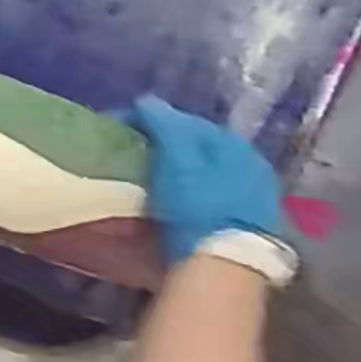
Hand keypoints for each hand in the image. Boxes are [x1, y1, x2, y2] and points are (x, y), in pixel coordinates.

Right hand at [127, 96, 284, 264]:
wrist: (223, 260)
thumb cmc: (197, 206)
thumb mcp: (178, 162)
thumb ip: (166, 128)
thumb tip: (147, 101)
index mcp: (231, 145)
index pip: (184, 120)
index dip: (147, 118)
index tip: (113, 125)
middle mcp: (246, 161)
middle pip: (195, 141)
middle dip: (160, 138)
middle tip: (124, 143)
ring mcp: (247, 188)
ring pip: (200, 161)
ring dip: (170, 158)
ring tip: (140, 164)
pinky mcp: (238, 212)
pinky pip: (204, 182)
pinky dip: (181, 178)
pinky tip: (164, 186)